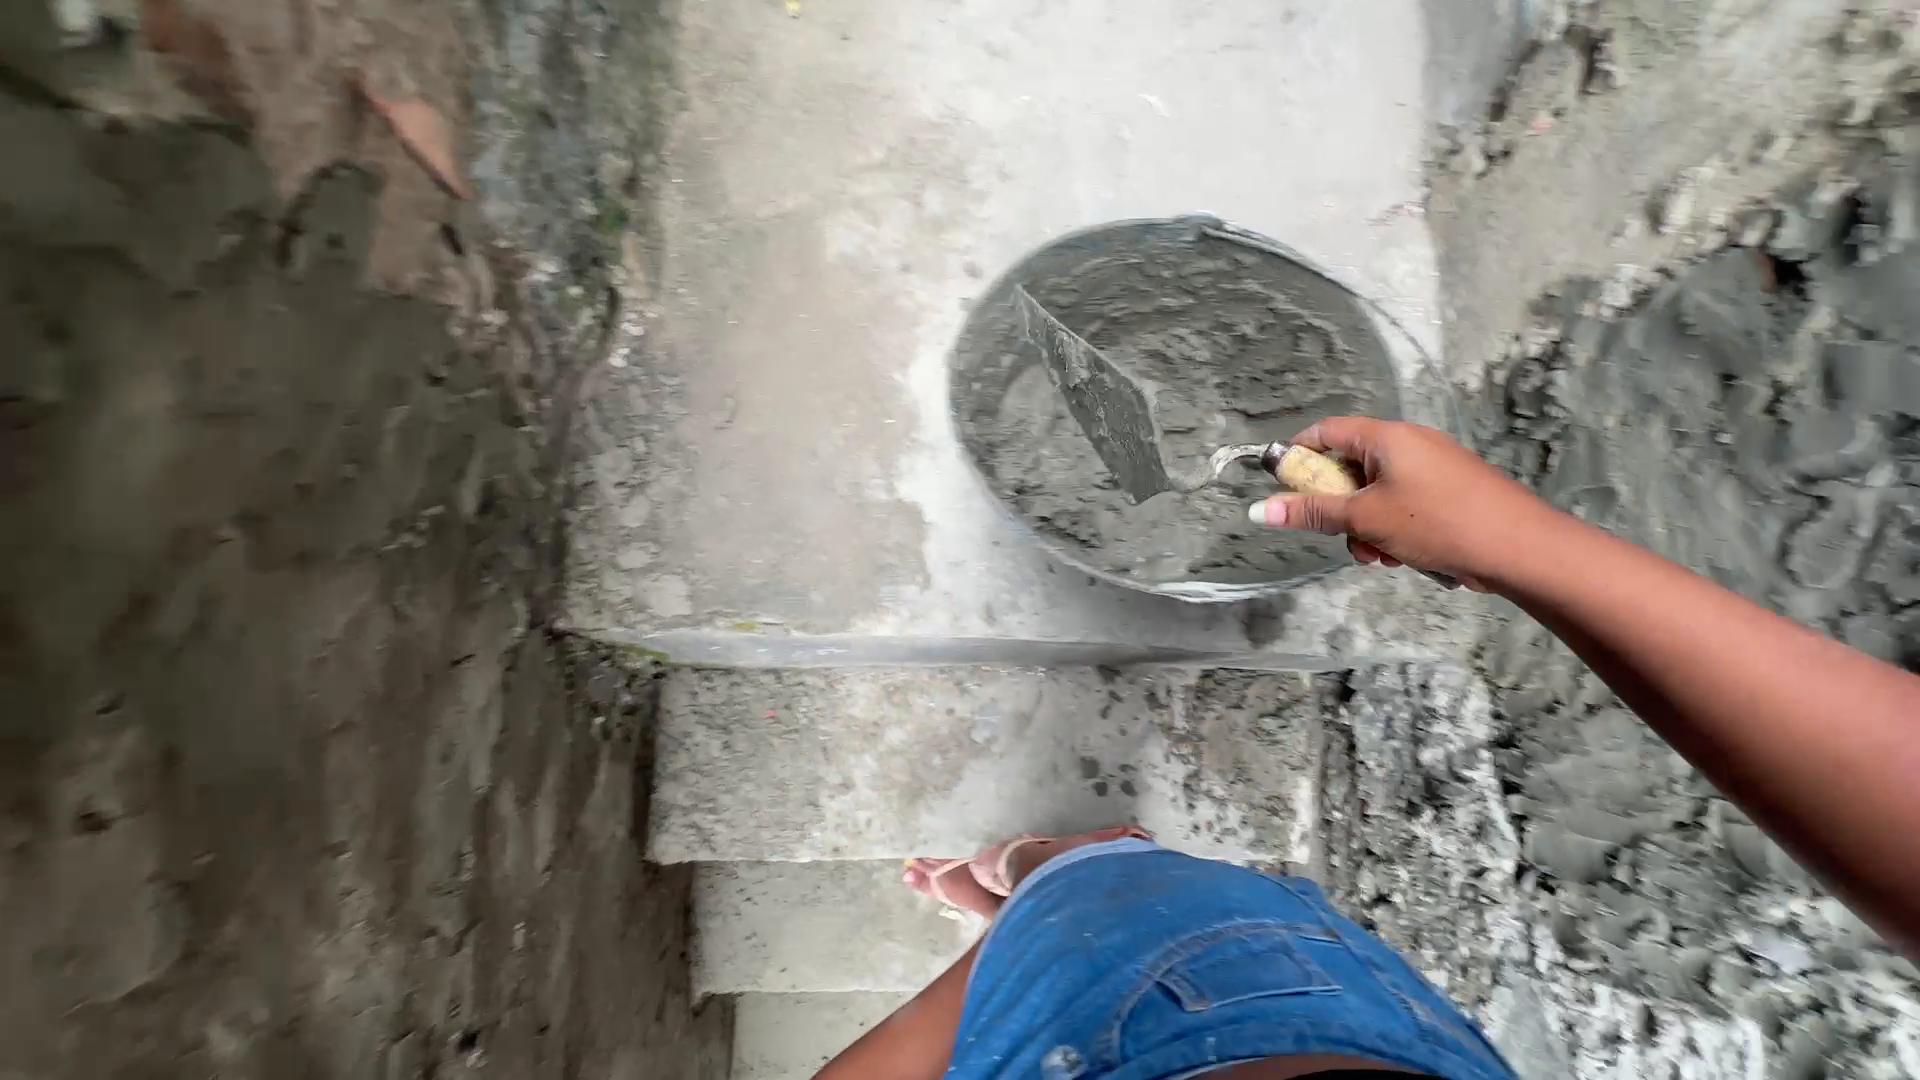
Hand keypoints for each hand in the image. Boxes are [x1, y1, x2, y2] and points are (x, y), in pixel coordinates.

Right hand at [1246, 417, 1553, 590]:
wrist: (1524, 550)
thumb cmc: (1437, 523)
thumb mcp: (1364, 519)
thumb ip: (1310, 512)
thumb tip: (1257, 510)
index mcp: (1387, 438)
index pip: (1325, 431)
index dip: (1297, 454)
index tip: (1281, 485)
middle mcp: (1409, 445)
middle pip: (1348, 467)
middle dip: (1335, 506)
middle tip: (1336, 534)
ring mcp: (1432, 469)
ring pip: (1374, 494)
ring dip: (1363, 526)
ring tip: (1376, 555)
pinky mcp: (1448, 493)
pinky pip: (1401, 505)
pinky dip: (1391, 530)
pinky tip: (1401, 557)